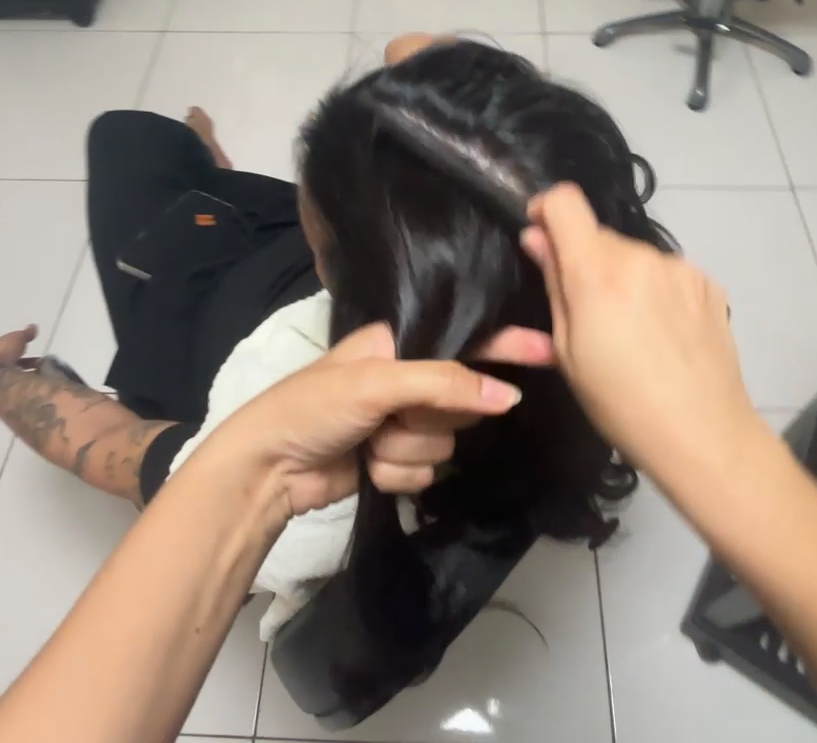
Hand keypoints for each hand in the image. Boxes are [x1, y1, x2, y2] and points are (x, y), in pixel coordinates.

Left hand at [0, 325, 38, 388]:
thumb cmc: (2, 355)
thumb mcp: (16, 338)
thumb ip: (24, 334)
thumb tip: (33, 327)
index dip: (11, 348)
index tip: (25, 347)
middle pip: (1, 366)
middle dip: (17, 363)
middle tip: (34, 361)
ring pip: (6, 379)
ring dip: (21, 375)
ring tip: (38, 372)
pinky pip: (11, 389)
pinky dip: (22, 385)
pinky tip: (33, 383)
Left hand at [199, 322, 553, 521]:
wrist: (267, 470)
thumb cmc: (313, 407)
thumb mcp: (376, 384)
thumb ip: (445, 383)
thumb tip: (509, 396)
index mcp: (399, 344)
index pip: (466, 341)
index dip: (507, 346)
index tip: (549, 350)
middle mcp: (406, 379)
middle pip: (463, 401)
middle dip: (430, 417)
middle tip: (390, 415)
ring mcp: (401, 422)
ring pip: (446, 443)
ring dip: (406, 451)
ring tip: (368, 444)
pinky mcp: (395, 460)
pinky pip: (428, 472)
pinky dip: (397, 475)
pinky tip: (366, 469)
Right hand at [519, 184, 771, 476]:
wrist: (703, 434)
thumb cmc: (620, 402)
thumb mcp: (568, 350)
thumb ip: (553, 283)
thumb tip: (536, 237)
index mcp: (598, 272)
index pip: (565, 201)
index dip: (546, 210)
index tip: (541, 239)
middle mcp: (641, 256)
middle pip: (599, 234)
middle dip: (585, 260)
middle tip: (589, 313)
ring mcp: (680, 267)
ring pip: (633, 255)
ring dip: (622, 277)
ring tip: (632, 330)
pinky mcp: (708, 282)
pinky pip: (665, 273)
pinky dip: (654, 290)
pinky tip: (663, 332)